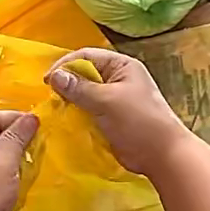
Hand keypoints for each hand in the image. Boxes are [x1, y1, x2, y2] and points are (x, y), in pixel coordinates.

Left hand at [0, 110, 37, 210]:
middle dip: (16, 136)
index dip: (14, 118)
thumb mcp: (4, 161)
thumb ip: (17, 136)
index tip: (38, 124)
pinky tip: (23, 171)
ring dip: (15, 152)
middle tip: (38, 140)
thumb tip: (32, 117)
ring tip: (33, 155)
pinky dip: (10, 166)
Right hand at [45, 48, 195, 174]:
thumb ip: (80, 88)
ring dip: (72, 101)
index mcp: (122, 66)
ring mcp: (116, 100)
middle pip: (86, 74)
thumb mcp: (106, 101)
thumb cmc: (138, 121)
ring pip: (87, 95)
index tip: (48, 81)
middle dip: (68, 84)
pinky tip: (68, 121)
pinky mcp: (113, 119)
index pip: (87, 56)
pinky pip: (91, 112)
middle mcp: (119, 79)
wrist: (162, 154)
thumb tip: (55, 76)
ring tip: (57, 110)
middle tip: (51, 98)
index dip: (66, 65)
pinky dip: (79, 115)